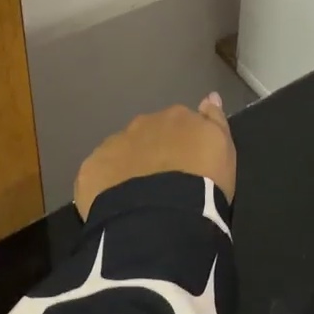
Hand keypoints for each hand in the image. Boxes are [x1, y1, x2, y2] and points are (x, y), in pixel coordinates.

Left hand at [74, 93, 236, 219]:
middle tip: (162, 181)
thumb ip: (215, 120)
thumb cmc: (203, 182)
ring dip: (129, 165)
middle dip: (153, 150)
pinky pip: (98, 173)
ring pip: (122, 151)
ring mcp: (113, 145)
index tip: (186, 162)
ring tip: (138, 196)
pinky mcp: (90, 170)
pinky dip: (105, 184)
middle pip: (148, 134)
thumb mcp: (223, 150)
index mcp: (177, 117)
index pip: (180, 122)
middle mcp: (143, 123)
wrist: (163, 216)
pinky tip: (116, 205)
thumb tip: (210, 96)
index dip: (182, 142)